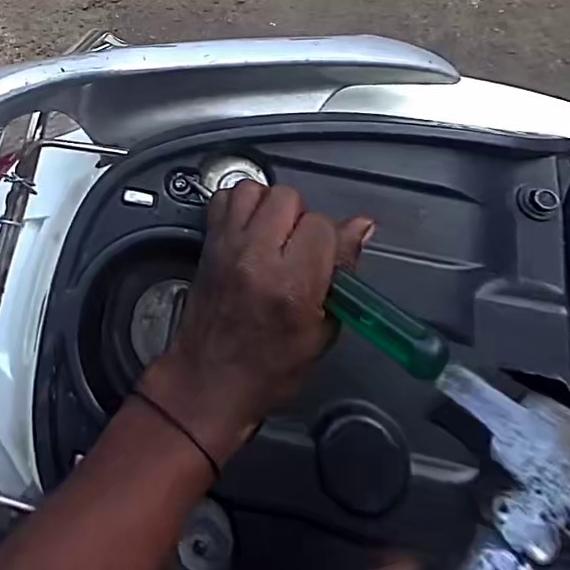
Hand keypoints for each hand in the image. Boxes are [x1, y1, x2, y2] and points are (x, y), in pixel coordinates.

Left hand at [137, 182, 373, 466]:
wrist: (208, 379)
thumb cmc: (267, 368)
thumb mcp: (321, 332)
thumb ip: (341, 274)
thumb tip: (361, 228)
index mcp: (290, 285)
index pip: (322, 225)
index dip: (331, 238)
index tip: (328, 256)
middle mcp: (255, 256)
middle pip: (288, 198)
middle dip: (301, 218)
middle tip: (300, 247)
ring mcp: (227, 244)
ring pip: (254, 189)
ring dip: (269, 205)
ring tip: (274, 233)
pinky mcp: (208, 241)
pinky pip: (224, 198)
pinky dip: (239, 205)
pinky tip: (249, 228)